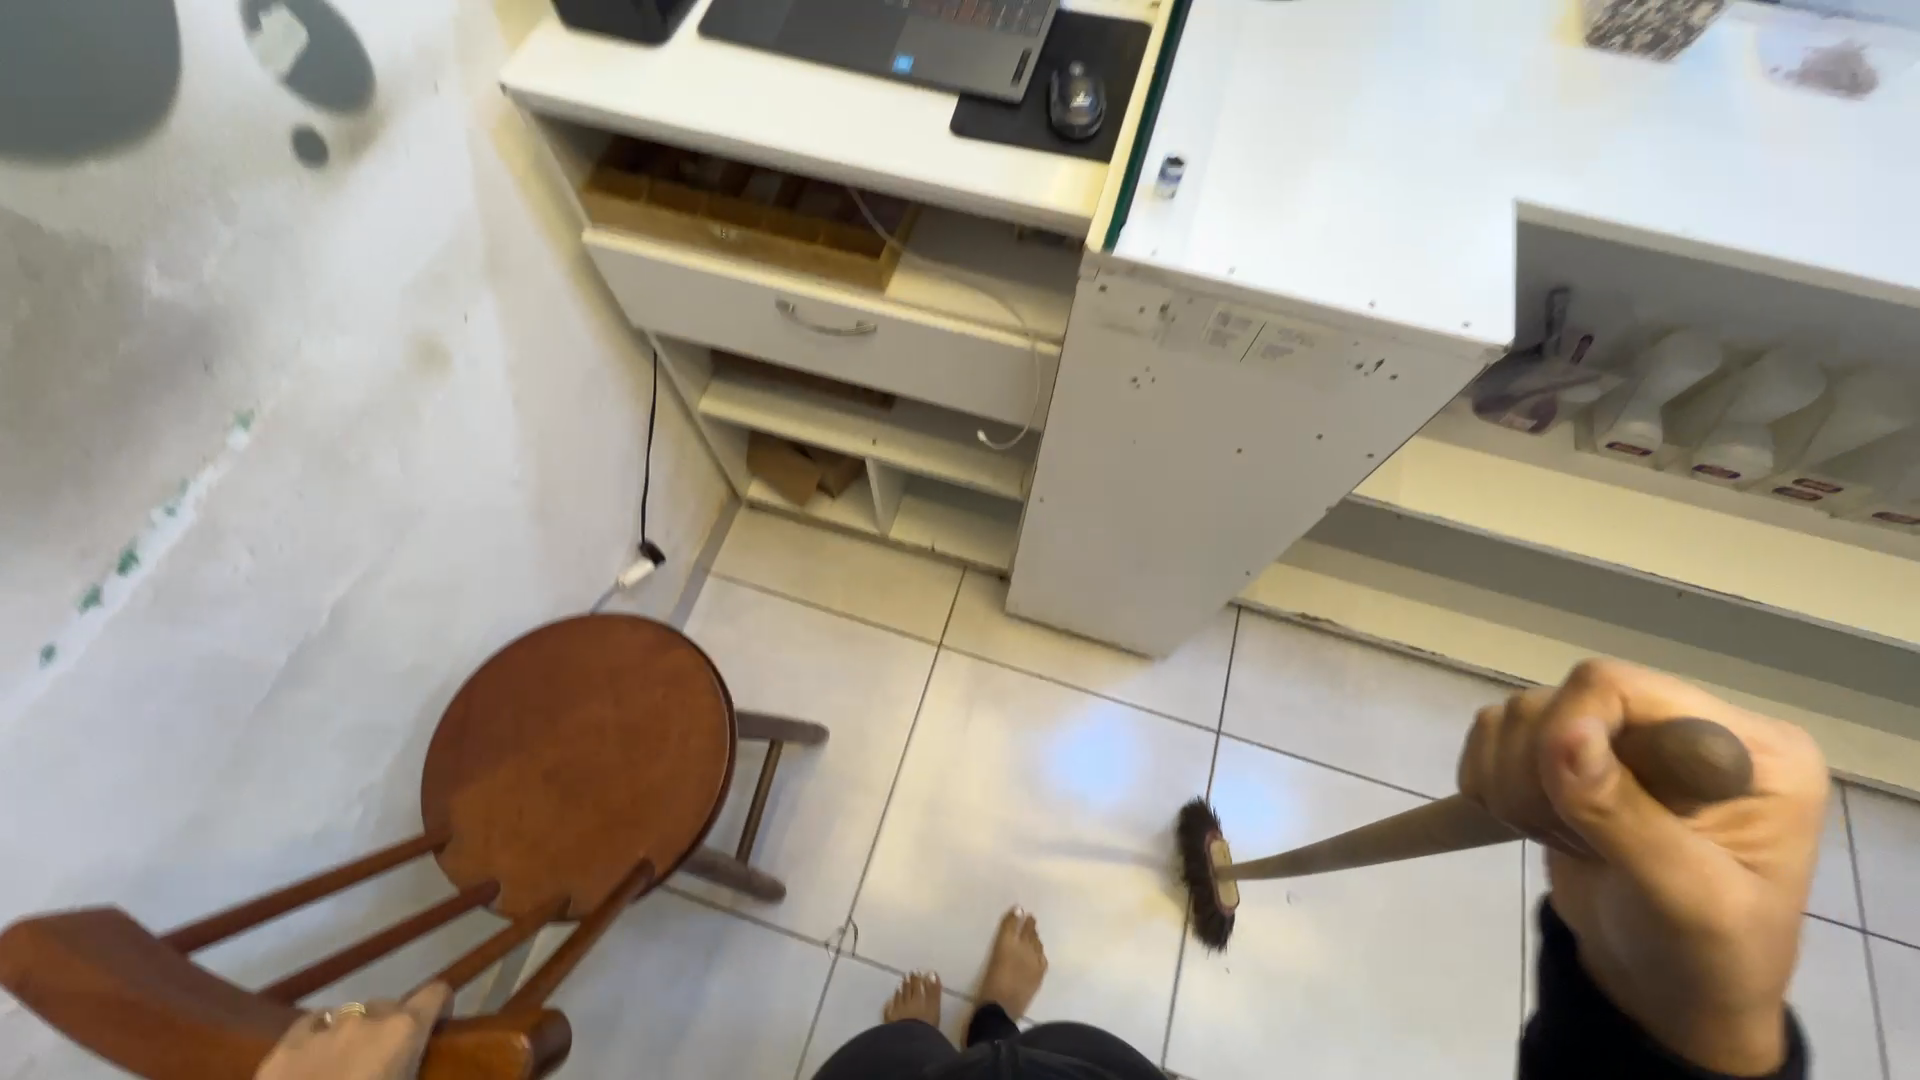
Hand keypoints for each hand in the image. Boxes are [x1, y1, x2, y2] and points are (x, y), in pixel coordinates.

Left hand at [257, 983, 451, 1079]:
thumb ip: (413, 1065)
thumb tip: (412, 1063)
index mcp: (404, 1029)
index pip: (436, 992)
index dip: (439, 1006)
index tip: (436, 1024)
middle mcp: (369, 1018)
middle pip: (389, 1004)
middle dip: (389, 1024)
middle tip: (382, 1057)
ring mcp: (325, 1029)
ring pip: (350, 1012)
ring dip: (354, 1030)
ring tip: (345, 1058)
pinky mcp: (285, 1047)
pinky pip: (311, 1022)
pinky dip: (319, 1031)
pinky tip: (315, 1052)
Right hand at [1457, 659, 1827, 1074]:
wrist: (1665, 984)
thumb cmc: (1704, 951)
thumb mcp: (1684, 897)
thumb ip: (1623, 815)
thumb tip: (1559, 736)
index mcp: (1743, 747)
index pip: (1617, 685)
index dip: (1570, 728)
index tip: (1562, 797)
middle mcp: (1677, 726)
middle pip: (1556, 699)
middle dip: (1536, 772)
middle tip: (1565, 837)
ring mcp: (1616, 738)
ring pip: (1515, 715)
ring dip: (1509, 780)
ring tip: (1556, 837)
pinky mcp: (1564, 754)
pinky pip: (1491, 733)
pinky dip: (1487, 777)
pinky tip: (1528, 821)